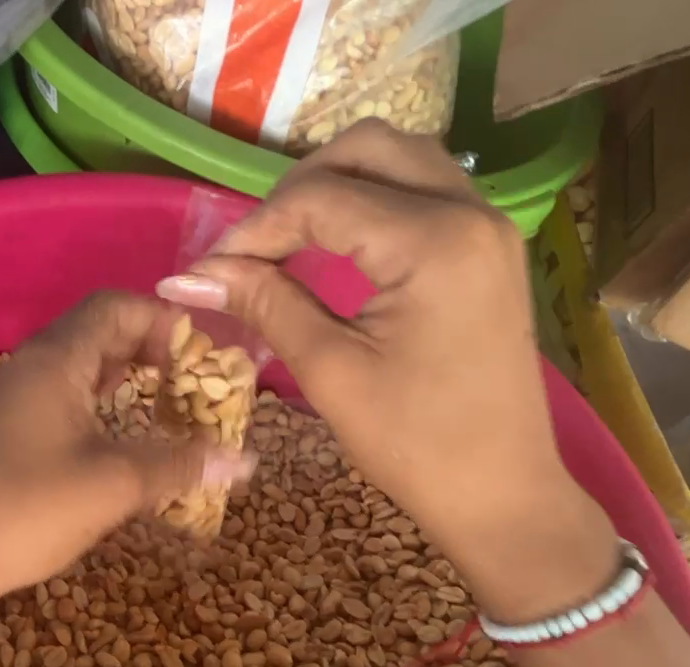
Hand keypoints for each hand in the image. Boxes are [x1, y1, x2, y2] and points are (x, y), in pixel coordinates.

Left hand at [0, 291, 256, 610]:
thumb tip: (245, 460)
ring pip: (74, 373)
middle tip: (190, 386)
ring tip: (159, 413)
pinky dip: (93, 412)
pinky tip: (109, 449)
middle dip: (149, 354)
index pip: (116, 307)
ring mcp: (4, 403)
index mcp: (55, 360)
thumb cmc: (23, 508)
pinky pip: (54, 404)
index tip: (203, 355)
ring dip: (120, 385)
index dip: (165, 321)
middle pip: (95, 336)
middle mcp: (26, 369)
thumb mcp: (112, 485)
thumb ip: (179, 465)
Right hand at [155, 120, 615, 619]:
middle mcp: (470, 211)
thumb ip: (266, 305)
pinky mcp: (489, 250)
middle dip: (297, 189)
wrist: (500, 493)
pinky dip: (374, 203)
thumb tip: (189, 276)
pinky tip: (340, 247)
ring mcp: (489, 226)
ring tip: (289, 241)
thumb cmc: (415, 444)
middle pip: (367, 149)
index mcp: (434, 241)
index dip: (255, 228)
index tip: (208, 270)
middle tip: (254, 249)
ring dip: (338, 186)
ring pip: (400, 161)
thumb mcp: (332, 373)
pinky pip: (425, 193)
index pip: (322, 198)